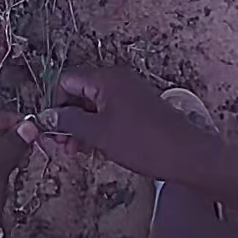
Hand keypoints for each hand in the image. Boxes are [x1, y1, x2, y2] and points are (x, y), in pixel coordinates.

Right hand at [38, 66, 224, 181]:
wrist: (191, 158)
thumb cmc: (143, 143)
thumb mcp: (98, 134)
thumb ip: (68, 121)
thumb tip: (46, 115)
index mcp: (105, 79)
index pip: (65, 81)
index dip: (55, 104)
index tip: (52, 128)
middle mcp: (116, 80)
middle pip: (79, 93)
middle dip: (67, 118)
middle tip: (62, 144)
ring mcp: (129, 93)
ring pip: (93, 105)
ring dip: (82, 126)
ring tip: (77, 151)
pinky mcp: (139, 108)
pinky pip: (109, 112)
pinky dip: (98, 127)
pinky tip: (96, 148)